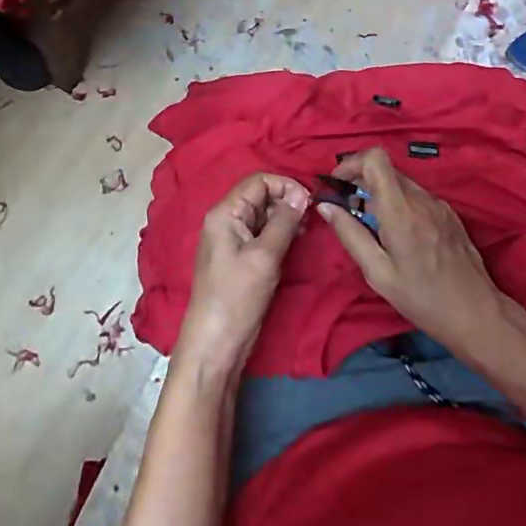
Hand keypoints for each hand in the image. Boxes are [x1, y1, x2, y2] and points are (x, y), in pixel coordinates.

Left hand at [179, 172, 310, 371]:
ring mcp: (232, 239)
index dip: (285, 185)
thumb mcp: (265, 256)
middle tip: (310, 218)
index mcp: (224, 212)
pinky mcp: (240, 257)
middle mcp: (226, 220)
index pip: (258, 181)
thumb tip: (301, 194)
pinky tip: (295, 241)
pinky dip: (279, 233)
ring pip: (263, 214)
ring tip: (305, 230)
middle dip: (287, 201)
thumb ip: (284, 221)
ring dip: (285, 217)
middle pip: (260, 195)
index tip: (309, 201)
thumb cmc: (237, 297)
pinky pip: (262, 233)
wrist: (215, 344)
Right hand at [316, 148, 511, 354]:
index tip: (338, 184)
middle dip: (361, 181)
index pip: (376, 158)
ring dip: (380, 194)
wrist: (476, 313)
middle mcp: (421, 198)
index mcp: (400, 210)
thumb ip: (350, 235)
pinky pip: (417, 197)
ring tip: (371, 225)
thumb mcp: (378, 273)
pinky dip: (400, 204)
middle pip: (386, 169)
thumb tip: (326, 206)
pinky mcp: (449, 213)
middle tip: (347, 209)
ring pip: (401, 183)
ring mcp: (438, 204)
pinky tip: (398, 234)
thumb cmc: (422, 299)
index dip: (352, 163)